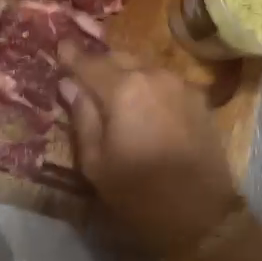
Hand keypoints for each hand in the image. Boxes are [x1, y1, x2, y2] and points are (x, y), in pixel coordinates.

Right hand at [61, 45, 240, 256]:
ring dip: (124, 73)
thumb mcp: (96, 162)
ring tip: (111, 89)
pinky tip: (141, 102)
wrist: (202, 215)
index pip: (88, 62)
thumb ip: (82, 116)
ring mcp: (180, 84)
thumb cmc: (139, 193)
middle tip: (82, 73)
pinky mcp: (199, 98)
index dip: (71, 54)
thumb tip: (69, 85)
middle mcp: (153, 75)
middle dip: (98, 63)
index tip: (59, 45)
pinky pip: (164, 81)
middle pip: (117, 58)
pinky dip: (147, 84)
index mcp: (123, 88)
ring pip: (143, 66)